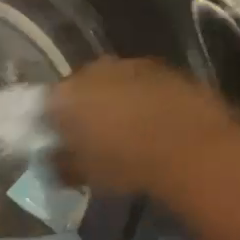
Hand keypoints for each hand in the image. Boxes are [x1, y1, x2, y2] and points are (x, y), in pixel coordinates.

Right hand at [48, 57, 239, 193]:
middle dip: (81, 107)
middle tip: (90, 135)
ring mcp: (133, 64)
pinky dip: (142, 98)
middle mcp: (93, 71)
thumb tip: (51, 158)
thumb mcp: (82, 174)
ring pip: (112, 82)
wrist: (195, 151)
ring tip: (124, 128)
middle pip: (78, 88)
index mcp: (64, 95)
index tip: (58, 142)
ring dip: (114, 100)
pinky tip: (152, 121)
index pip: (44, 105)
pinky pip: (142, 83)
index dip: (50, 124)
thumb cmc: (127, 164)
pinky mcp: (167, 68)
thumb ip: (58, 163)